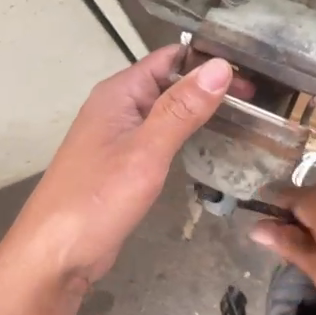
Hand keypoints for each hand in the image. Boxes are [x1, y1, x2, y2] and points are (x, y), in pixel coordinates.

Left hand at [4, 45, 230, 289]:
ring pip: (168, 111)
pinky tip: (214, 146)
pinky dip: (187, 135)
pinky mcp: (123, 164)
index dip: (210, 60)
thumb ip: (183, 108)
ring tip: (250, 117)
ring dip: (202, 111)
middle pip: (171, 82)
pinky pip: (161, 137)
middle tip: (261, 100)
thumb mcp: (146, 151)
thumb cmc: (96, 199)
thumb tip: (221, 66)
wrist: (54, 257)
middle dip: (211, 86)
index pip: (171, 57)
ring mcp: (119, 136)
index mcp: (119, 93)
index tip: (254, 69)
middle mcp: (118, 107)